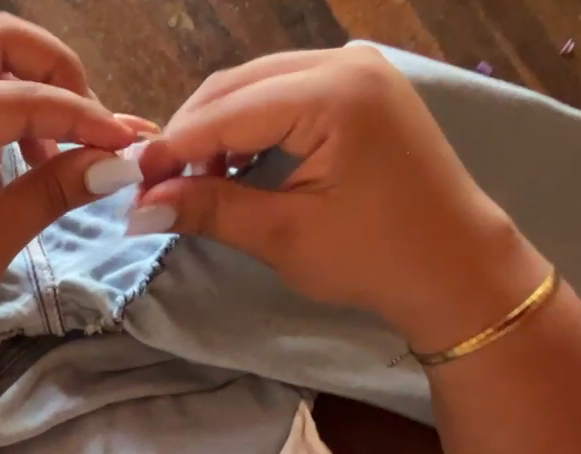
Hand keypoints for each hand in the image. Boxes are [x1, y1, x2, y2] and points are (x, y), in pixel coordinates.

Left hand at [0, 15, 142, 349]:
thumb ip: (52, 191)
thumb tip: (117, 165)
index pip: (24, 96)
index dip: (83, 117)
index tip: (126, 146)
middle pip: (0, 45)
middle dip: (55, 75)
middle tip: (89, 127)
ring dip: (28, 97)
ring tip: (54, 158)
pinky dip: (0, 122)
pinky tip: (14, 171)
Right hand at [132, 46, 548, 354]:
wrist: (452, 265)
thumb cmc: (372, 256)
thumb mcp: (282, 235)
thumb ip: (209, 210)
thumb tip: (138, 210)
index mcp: (333, 93)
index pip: (225, 111)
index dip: (171, 149)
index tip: (129, 186)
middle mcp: (344, 62)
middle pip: (234, 87)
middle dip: (189, 138)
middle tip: (155, 190)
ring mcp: (356, 69)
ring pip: (255, 88)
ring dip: (214, 133)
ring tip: (191, 185)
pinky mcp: (359, 89)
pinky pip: (282, 96)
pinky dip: (246, 129)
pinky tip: (230, 168)